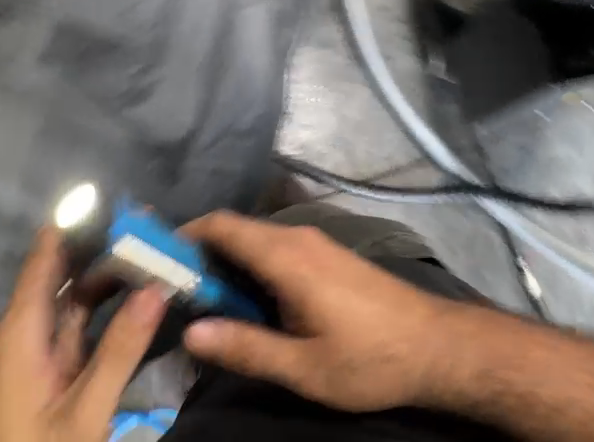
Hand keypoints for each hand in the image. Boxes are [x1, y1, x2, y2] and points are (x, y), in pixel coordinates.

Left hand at [0, 226, 169, 441]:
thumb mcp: (83, 411)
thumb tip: (157, 288)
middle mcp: (26, 331)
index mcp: (21, 329)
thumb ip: (120, 350)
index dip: (75, 223)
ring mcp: (39, 354)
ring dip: (110, 278)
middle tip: (150, 224)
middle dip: (103, 247)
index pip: (46, 257)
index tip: (112, 197)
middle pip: (64, 273)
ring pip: (74, 300)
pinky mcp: (52, 375)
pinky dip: (108, 311)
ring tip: (153, 254)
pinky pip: (80, 328)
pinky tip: (138, 301)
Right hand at [178, 211, 459, 411]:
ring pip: (256, 240)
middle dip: (200, 253)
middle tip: (172, 288)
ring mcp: (315, 242)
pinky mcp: (327, 255)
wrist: (438, 345)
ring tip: (204, 301)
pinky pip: (275, 248)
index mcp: (286, 256)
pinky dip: (250, 266)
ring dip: (226, 263)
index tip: (154, 256)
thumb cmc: (369, 359)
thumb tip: (191, 332)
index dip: (184, 234)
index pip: (222, 226)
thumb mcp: (304, 367)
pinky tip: (249, 302)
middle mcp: (297, 237)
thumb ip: (246, 347)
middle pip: (236, 231)